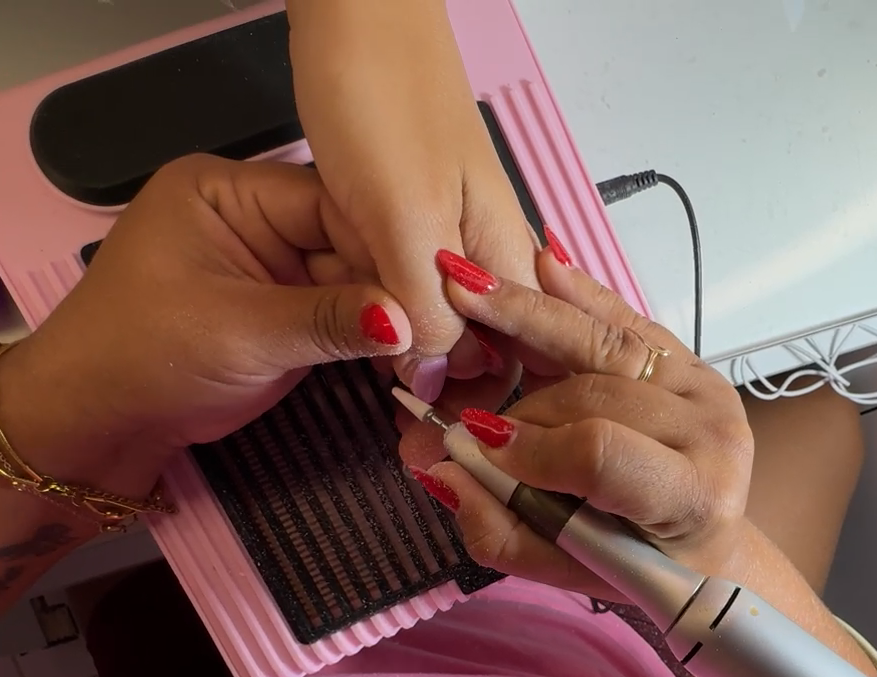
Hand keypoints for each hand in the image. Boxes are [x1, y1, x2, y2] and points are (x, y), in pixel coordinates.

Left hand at [0, 155, 409, 493]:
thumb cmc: (148, 357)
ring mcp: (282, 270)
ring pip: (362, 284)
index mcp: (231, 192)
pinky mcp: (296, 313)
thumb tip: (414, 323)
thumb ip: (329, 321)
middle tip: (456, 332)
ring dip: (399, 321)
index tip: (442, 290)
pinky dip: (382, 341)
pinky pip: (354, 317)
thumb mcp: (242, 332)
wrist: (104, 422)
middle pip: (355, 244)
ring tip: (446, 353)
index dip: (388, 245)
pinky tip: (417, 361)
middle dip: (400, 290)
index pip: (333, 204)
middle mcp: (261, 220)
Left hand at [289, 0, 543, 396]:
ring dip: (422, 362)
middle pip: (489, 346)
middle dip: (454, 391)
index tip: (447, 435)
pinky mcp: (416, 224)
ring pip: (450, 323)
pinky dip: (398, 322)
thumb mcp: (399, 220)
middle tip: (415, 430)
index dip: (490, 400)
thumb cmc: (380, 100)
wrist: (352, 7)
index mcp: (505, 258)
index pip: (523, 355)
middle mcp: (491, 254)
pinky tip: (373, 338)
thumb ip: (423, 309)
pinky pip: (417, 292)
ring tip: (392, 401)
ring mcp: (453, 238)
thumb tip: (434, 380)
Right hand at [414, 249, 754, 599]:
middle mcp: (712, 432)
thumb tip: (444, 471)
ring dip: (531, 315)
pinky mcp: (690, 363)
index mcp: (694, 495)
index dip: (532, 446)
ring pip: (605, 343)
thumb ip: (504, 533)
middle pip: (596, 394)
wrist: (706, 544)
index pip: (602, 452)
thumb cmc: (641, 567)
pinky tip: (539, 263)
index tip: (477, 444)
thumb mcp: (570, 572)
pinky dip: (578, 294)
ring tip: (466, 285)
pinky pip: (625, 321)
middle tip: (456, 400)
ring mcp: (705, 390)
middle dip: (520, 402)